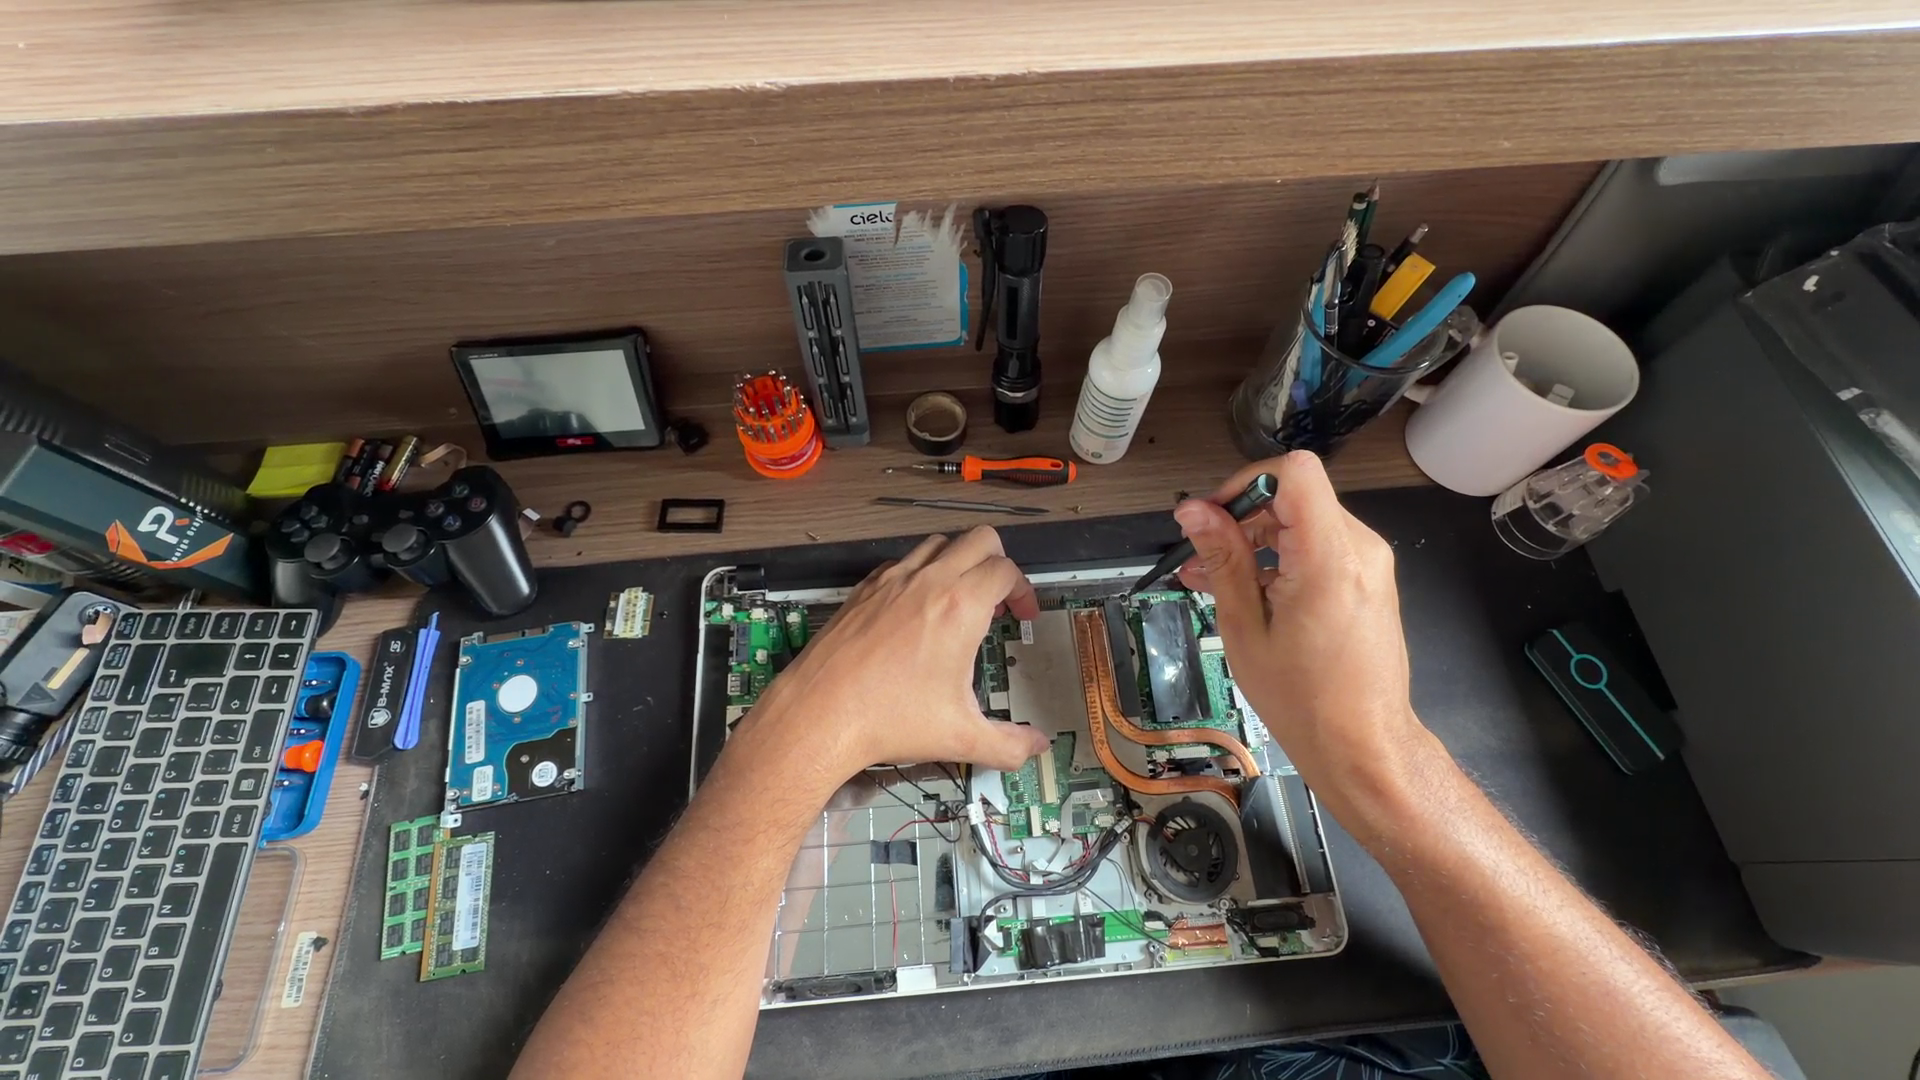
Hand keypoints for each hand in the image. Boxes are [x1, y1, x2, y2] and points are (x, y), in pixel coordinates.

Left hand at [734, 526, 1050, 784]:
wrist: (820, 714)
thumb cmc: (890, 720)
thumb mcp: (961, 737)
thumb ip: (1010, 744)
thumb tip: (1037, 747)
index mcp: (960, 607)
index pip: (1006, 571)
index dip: (1024, 590)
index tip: (1022, 615)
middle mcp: (929, 582)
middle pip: (980, 539)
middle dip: (998, 563)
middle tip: (997, 601)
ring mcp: (892, 580)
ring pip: (939, 543)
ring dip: (959, 562)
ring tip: (959, 601)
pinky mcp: (864, 589)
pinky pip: (902, 561)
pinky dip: (921, 572)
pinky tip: (917, 609)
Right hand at [1173, 451, 1429, 808]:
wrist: (1362, 745)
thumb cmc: (1299, 697)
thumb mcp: (1245, 628)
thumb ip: (1223, 559)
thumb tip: (1192, 511)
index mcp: (1329, 558)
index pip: (1293, 473)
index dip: (1244, 484)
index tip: (1212, 520)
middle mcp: (1359, 548)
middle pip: (1293, 495)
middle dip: (1241, 517)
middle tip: (1199, 558)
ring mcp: (1369, 562)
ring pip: (1302, 518)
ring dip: (1254, 539)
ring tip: (1210, 579)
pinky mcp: (1367, 578)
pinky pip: (1318, 545)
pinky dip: (1278, 556)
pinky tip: (1245, 590)